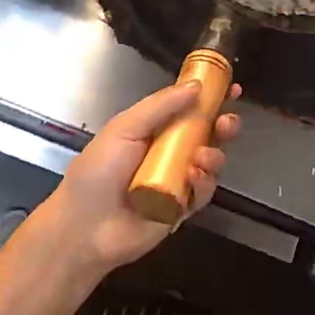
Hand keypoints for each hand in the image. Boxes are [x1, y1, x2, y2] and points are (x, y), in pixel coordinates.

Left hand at [19, 81, 241, 281]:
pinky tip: (192, 178)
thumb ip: (159, 106)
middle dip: (223, 125)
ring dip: (214, 155)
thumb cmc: (97, 172)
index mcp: (152, 129)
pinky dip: (204, 182)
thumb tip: (196, 85)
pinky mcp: (183, 208)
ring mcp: (177, 181)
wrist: (83, 228)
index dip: (210, 97)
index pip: (187, 108)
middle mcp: (167, 152)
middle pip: (207, 134)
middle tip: (227, 122)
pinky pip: (204, 192)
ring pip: (211, 162)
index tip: (232, 88)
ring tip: (202, 156)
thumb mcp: (123, 129)